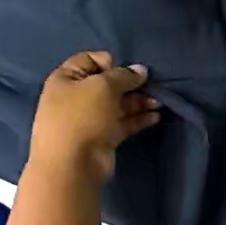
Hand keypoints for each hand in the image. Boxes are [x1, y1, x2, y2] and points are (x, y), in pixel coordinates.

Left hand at [29, 51, 160, 181]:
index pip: (90, 60)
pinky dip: (139, 118)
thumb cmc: (82, 116)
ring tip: (158, 102)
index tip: (127, 71)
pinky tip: (155, 116)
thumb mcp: (102, 86)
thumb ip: (124, 76)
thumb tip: (141, 70)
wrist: (72, 164)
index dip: (110, 62)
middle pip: (108, 84)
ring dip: (139, 101)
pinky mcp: (104, 136)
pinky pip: (124, 122)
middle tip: (151, 86)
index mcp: (67, 78)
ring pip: (119, 104)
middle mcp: (78, 96)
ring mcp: (91, 118)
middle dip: (131, 84)